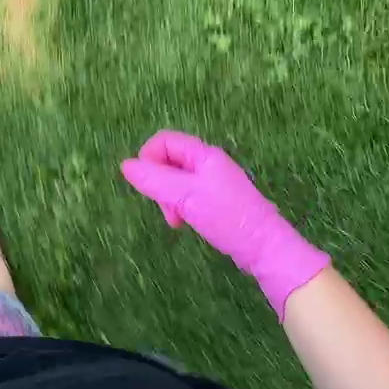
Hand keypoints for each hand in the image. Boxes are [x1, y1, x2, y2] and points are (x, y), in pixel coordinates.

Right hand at [120, 131, 329, 318]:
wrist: (263, 247)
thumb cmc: (226, 217)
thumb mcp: (186, 196)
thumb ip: (155, 180)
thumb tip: (125, 165)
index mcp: (203, 154)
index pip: (163, 140)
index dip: (148, 158)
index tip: (146, 185)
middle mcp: (207, 164)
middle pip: (167, 161)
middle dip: (158, 184)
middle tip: (167, 209)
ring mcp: (212, 183)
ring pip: (174, 181)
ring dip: (168, 199)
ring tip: (177, 220)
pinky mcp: (215, 202)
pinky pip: (186, 196)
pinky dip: (179, 207)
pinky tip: (185, 223)